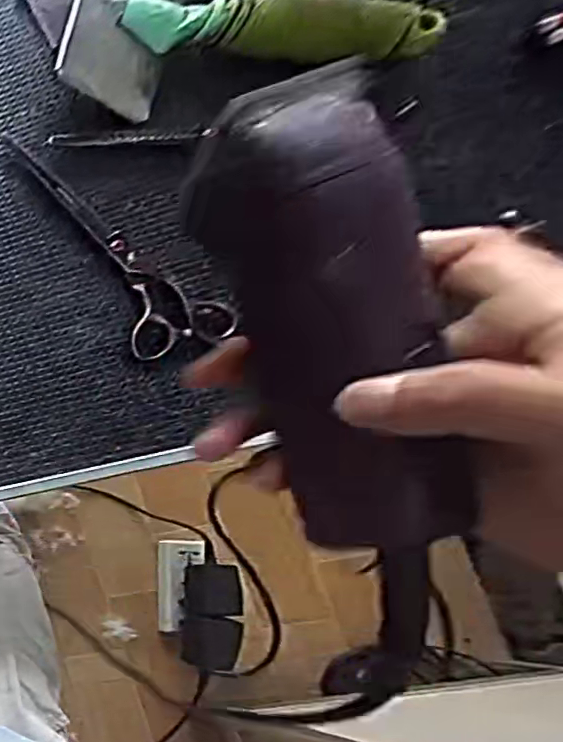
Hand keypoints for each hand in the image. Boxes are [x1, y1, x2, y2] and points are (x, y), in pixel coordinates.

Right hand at [188, 227, 562, 568]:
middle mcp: (470, 366)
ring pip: (328, 410)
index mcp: (527, 324)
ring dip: (263, 425)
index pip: (456, 264)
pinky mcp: (420, 471)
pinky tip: (271, 479)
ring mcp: (439, 422)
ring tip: (220, 445)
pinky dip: (292, 471)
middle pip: (352, 343)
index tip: (313, 283)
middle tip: (215, 374)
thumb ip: (468, 394)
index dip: (388, 262)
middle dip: (272, 358)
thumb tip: (358, 398)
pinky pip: (338, 464)